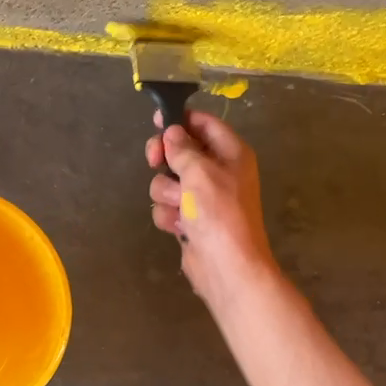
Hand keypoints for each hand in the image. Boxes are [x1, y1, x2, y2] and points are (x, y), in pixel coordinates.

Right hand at [147, 110, 277, 304]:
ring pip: (168, 182)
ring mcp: (203, 198)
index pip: (205, 124)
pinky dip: (169, 216)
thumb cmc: (219, 212)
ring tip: (180, 207)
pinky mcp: (190, 220)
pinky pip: (167, 207)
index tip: (157, 120)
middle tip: (155, 161)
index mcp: (231, 154)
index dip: (181, 119)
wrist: (226, 265)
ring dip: (167, 193)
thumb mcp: (199, 172)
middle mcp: (218, 172)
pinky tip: (179, 227)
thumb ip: (182, 148)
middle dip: (165, 159)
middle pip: (181, 151)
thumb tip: (172, 133)